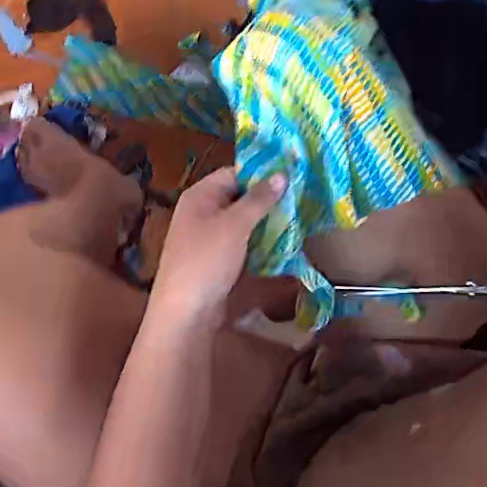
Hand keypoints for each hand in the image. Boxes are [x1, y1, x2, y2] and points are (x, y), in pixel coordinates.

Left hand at [144, 168, 285, 333]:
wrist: (186, 313)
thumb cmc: (207, 260)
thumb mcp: (236, 225)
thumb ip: (260, 199)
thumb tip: (282, 174)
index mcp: (200, 195)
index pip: (234, 173)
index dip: (261, 173)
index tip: (291, 176)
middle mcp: (202, 211)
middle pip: (240, 196)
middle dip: (268, 198)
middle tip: (301, 197)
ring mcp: (209, 236)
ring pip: (244, 220)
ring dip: (267, 220)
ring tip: (298, 217)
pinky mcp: (217, 258)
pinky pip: (243, 240)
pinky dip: (260, 239)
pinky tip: (283, 242)